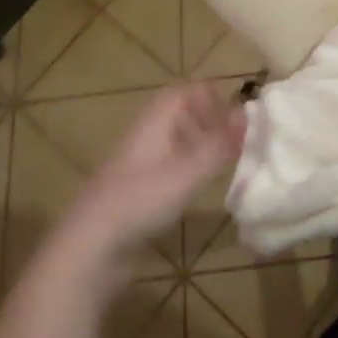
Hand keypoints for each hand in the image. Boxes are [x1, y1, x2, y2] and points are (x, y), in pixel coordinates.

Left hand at [67, 83, 246, 247]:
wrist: (90, 246)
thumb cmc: (141, 199)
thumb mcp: (188, 172)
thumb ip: (218, 144)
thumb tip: (248, 116)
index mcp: (155, 120)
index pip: (184, 90)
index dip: (211, 94)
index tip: (237, 112)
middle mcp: (145, 134)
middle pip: (178, 113)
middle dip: (207, 119)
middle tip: (234, 138)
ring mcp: (137, 163)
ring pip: (172, 139)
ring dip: (198, 143)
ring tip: (222, 162)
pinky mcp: (134, 189)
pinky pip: (165, 164)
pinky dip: (186, 167)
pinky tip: (196, 188)